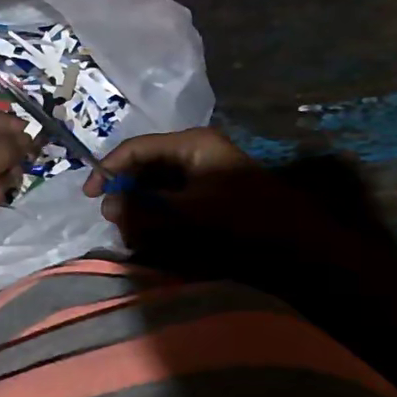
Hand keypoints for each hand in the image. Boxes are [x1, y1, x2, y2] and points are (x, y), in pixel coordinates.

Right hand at [82, 127, 292, 245]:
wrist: (306, 251)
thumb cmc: (247, 221)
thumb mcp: (189, 214)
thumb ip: (145, 210)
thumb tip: (109, 208)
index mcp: (193, 144)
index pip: (137, 148)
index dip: (109, 169)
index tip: (90, 195)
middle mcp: (195, 154)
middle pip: (144, 167)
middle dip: (126, 194)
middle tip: (116, 220)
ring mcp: (204, 177)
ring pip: (155, 188)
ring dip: (141, 210)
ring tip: (136, 235)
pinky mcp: (210, 199)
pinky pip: (171, 203)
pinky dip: (158, 219)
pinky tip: (155, 238)